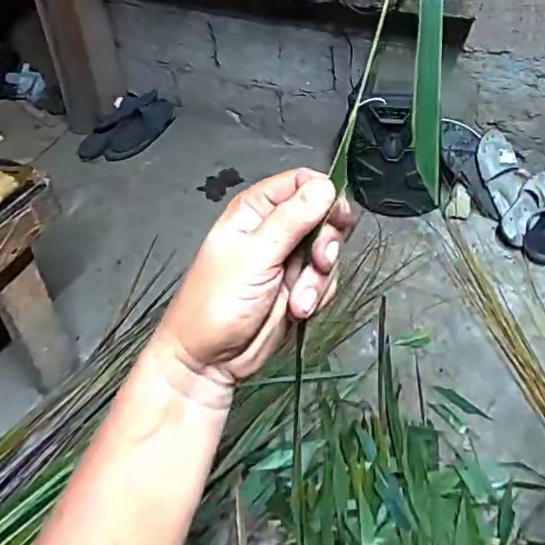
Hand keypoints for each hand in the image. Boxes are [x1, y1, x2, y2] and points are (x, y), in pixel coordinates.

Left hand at [150, 169, 357, 402]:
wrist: (209, 363)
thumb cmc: (217, 303)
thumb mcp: (255, 256)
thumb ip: (293, 219)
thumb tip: (325, 185)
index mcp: (256, 209)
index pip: (301, 182)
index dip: (323, 194)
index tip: (335, 214)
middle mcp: (275, 227)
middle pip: (323, 213)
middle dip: (327, 240)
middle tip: (321, 260)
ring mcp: (289, 256)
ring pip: (329, 248)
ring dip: (320, 276)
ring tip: (299, 299)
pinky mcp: (300, 284)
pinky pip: (326, 278)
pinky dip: (318, 295)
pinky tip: (298, 310)